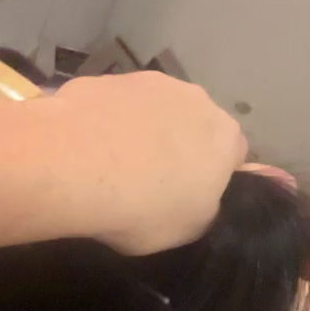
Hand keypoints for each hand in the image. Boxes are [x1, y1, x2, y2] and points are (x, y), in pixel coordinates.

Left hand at [44, 71, 248, 254]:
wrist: (77, 166)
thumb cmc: (142, 207)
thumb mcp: (184, 231)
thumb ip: (201, 213)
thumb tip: (201, 204)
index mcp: (226, 139)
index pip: (232, 156)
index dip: (208, 178)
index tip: (182, 197)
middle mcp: (197, 100)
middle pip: (192, 126)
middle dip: (174, 148)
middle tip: (142, 182)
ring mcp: (150, 82)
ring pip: (151, 110)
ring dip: (137, 131)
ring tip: (106, 165)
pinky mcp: (108, 79)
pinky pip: (111, 106)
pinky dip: (102, 123)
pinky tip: (81, 149)